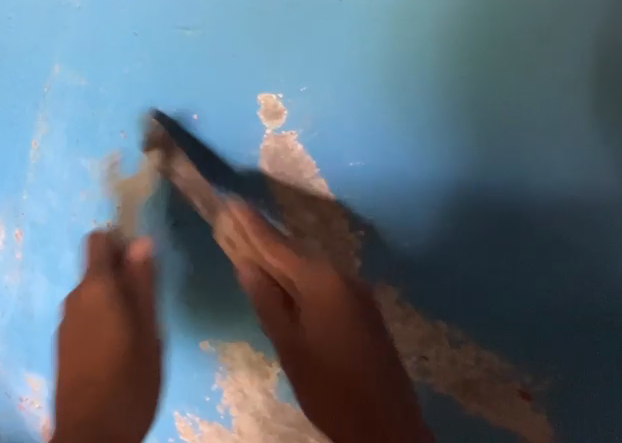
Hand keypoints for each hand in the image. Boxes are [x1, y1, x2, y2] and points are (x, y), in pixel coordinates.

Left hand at [53, 230, 161, 442]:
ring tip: (137, 336)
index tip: (142, 266)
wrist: (90, 437)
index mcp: (95, 286)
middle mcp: (74, 297)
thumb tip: (141, 241)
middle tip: (148, 309)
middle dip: (122, 278)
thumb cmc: (128, 382)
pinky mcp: (63, 346)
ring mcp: (65, 322)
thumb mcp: (149, 331)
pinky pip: (85, 318)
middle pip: (97, 269)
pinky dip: (102, 324)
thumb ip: (143, 284)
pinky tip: (118, 354)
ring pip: (93, 296)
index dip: (122, 243)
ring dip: (113, 304)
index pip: (99, 239)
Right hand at [218, 201, 432, 442]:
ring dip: (280, 260)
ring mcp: (356, 291)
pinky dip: (299, 277)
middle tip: (233, 223)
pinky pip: (323, 281)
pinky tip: (283, 282)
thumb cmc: (332, 390)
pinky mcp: (363, 308)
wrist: (390, 429)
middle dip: (263, 239)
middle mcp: (341, 276)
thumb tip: (245, 265)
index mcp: (320, 282)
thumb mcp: (290, 349)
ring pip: (308, 267)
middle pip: (293, 252)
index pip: (276, 245)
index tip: (231, 201)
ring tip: (251, 249)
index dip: (251, 224)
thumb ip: (267, 302)